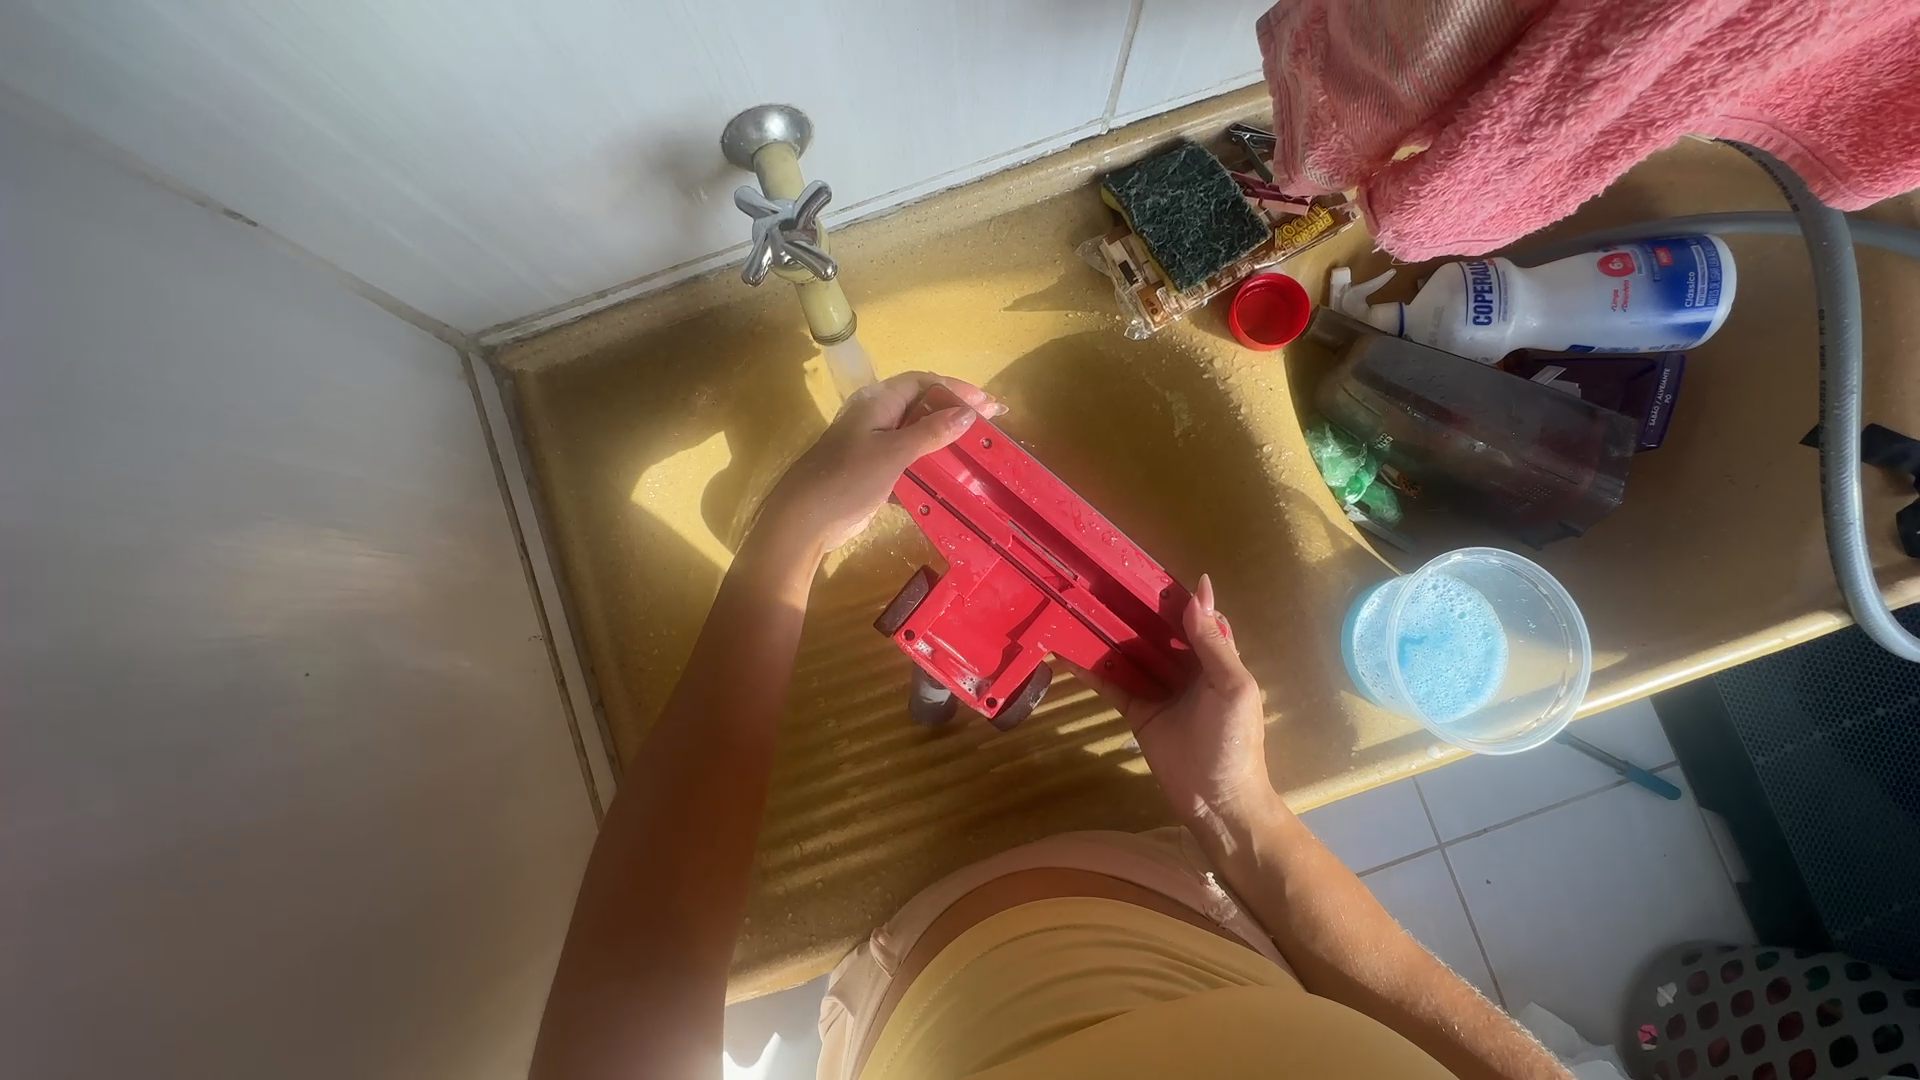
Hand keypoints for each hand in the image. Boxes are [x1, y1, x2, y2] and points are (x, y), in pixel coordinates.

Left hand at [760, 371, 1004, 554]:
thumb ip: (931, 433)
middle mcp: (875, 417)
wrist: (804, 521)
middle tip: (989, 427)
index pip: (924, 382)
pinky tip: (949, 481)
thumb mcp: (893, 453)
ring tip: (976, 452)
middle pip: (921, 407)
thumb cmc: (847, 480)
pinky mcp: (872, 473)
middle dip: (955, 414)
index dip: (957, 389)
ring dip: (944, 442)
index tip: (990, 404)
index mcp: (877, 401)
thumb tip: (968, 414)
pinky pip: (907, 462)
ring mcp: (872, 445)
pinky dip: (928, 467)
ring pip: (915, 436)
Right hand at [1057, 575, 1277, 844]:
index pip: (1195, 617)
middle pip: (1156, 630)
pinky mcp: (1136, 711)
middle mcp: (1185, 668)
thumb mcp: (1232, 686)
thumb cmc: (1234, 740)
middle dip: (1133, 609)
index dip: (1174, 596)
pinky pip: (1111, 685)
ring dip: (1108, 634)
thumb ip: (1212, 642)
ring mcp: (1158, 689)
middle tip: (1102, 583)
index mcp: (1215, 658)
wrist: (1216, 799)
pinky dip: (1090, 670)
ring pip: (1130, 653)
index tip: (1145, 571)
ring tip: (1079, 607)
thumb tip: (1199, 591)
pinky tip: (1067, 653)